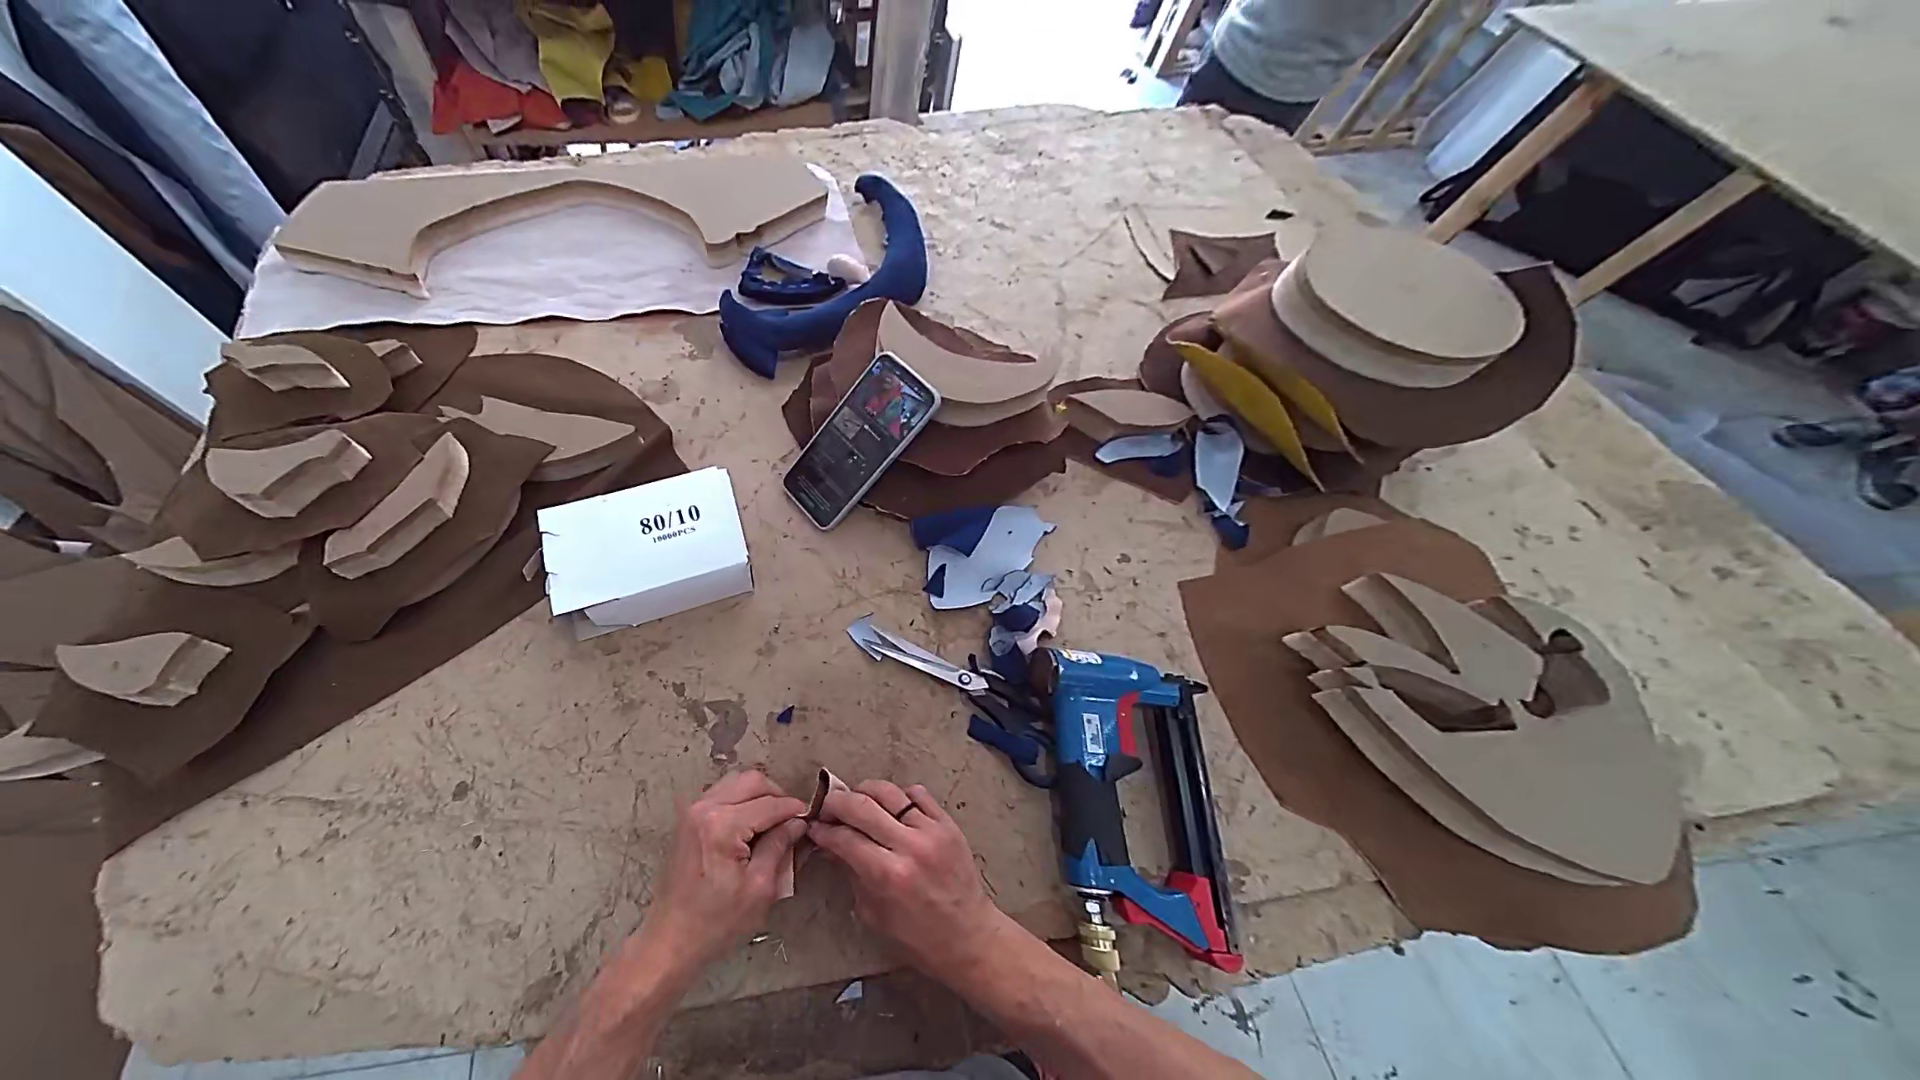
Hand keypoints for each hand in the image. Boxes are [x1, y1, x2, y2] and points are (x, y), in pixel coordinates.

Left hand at [639, 770, 807, 974]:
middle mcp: (705, 808)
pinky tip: (751, 825)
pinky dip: (742, 801)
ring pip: (737, 782)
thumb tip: (798, 823)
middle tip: (791, 821)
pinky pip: (723, 793)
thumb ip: (780, 846)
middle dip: (778, 797)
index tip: (809, 820)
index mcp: (722, 825)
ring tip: (772, 822)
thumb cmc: (715, 922)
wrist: (669, 941)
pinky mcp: (689, 819)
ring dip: (759, 796)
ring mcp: (693, 811)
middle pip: (753, 781)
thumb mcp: (760, 888)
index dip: (795, 810)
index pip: (771, 804)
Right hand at [807, 780, 1008, 979]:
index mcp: (887, 875)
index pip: (845, 838)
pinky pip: (918, 794)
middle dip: (837, 802)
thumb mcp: (872, 913)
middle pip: (862, 805)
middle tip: (827, 806)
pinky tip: (890, 807)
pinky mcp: (948, 823)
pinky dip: (899, 795)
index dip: (824, 830)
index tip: (814, 827)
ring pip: (890, 791)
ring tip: (856, 800)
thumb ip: (851, 873)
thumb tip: (830, 844)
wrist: (967, 935)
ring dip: (865, 791)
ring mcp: (932, 831)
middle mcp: (909, 846)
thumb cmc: (916, 936)